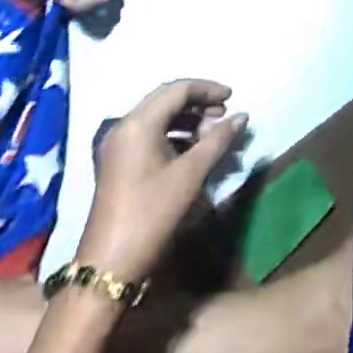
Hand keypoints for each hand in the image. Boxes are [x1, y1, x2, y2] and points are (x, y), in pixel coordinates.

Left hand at [76, 79, 245, 283]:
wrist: (111, 263)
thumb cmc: (153, 211)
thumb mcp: (192, 172)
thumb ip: (219, 138)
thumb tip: (242, 116)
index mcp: (138, 124)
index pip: (177, 90)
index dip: (207, 89)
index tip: (233, 98)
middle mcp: (122, 127)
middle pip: (165, 99)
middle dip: (197, 101)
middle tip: (224, 112)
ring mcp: (116, 145)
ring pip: (156, 116)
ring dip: (186, 117)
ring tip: (211, 131)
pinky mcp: (116, 161)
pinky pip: (148, 133)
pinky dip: (173, 132)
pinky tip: (191, 147)